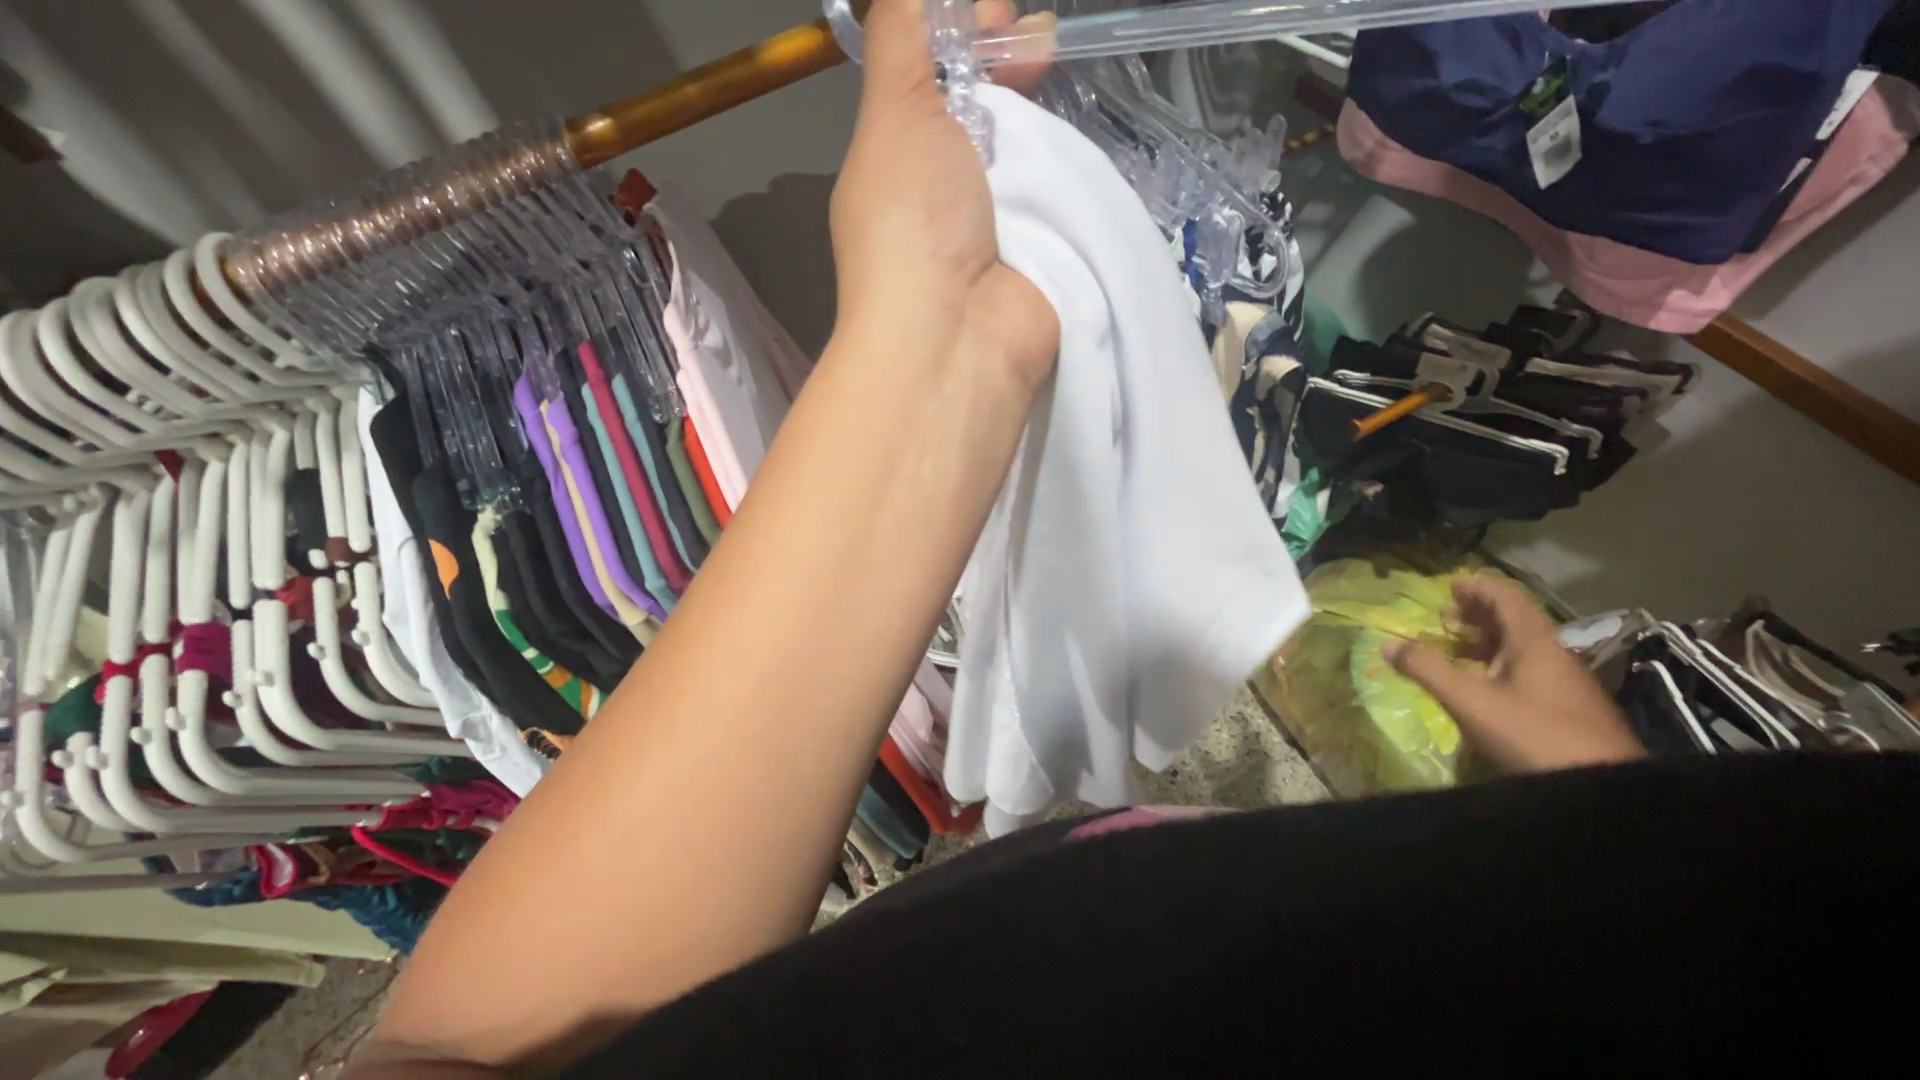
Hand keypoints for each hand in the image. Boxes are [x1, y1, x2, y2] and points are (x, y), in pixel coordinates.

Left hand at [829, 0, 1058, 392]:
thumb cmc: (912, 224)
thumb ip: (902, 43)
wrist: (959, 338)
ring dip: (1053, 112)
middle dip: (1016, 64)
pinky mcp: (1052, 255)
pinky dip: (1083, 165)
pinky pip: (1070, 195)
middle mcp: (951, 194)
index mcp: (902, 162)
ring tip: (1069, 68)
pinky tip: (1096, 135)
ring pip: (1035, 149)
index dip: (966, 37)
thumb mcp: (893, 115)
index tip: (999, 13)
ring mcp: (1005, 227)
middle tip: (1046, 40)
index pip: (937, 82)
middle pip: (992, 111)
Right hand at [1386, 576, 1645, 773]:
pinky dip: (1500, 666)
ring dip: (1487, 642)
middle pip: (1515, 621)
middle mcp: (1554, 654)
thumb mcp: (1470, 702)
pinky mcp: (1569, 708)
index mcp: (1534, 642)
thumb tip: (1387, 643)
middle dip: (1477, 615)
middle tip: (1444, 618)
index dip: (1476, 588)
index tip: (1448, 587)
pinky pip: (1529, 671)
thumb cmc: (1534, 735)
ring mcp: (1565, 682)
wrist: (1601, 786)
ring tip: (1456, 651)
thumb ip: (1428, 670)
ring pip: (1522, 648)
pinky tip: (1485, 688)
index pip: (1505, 597)